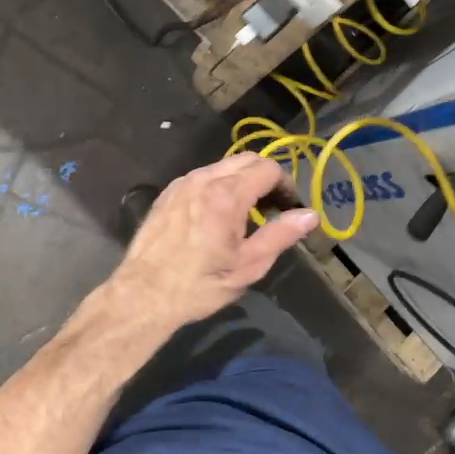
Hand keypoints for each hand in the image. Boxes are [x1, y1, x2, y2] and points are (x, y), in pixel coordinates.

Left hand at [103, 154, 317, 330]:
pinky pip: (203, 176)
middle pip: (247, 159)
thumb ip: (281, 235)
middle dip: (266, 178)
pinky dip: (219, 185)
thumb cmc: (200, 284)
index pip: (268, 169)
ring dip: (242, 180)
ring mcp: (183, 183)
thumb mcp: (248, 265)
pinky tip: (217, 215)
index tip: (289, 208)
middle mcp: (204, 179)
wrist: (144, 294)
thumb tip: (310, 215)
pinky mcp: (168, 192)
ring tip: (246, 214)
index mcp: (227, 195)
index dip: (286, 185)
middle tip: (272, 208)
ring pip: (224, 165)